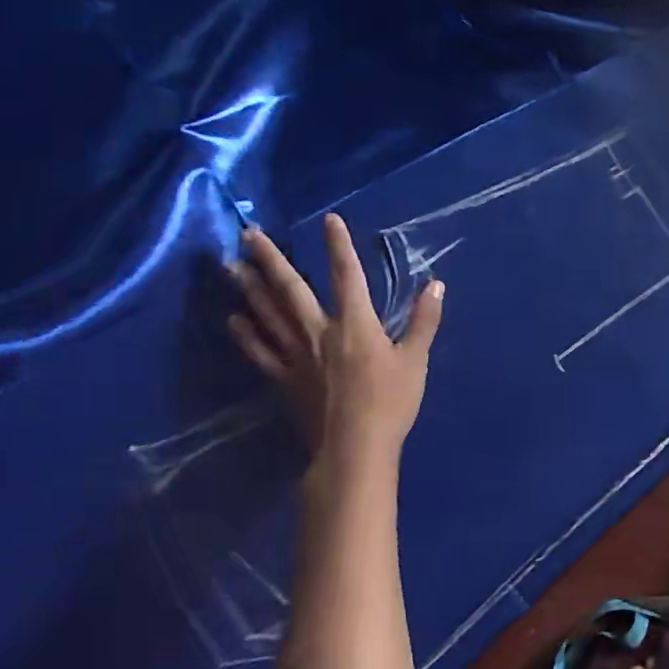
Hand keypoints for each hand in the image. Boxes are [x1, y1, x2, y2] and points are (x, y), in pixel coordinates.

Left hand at [226, 214, 443, 472]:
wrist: (353, 448)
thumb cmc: (391, 402)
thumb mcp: (415, 360)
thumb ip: (424, 321)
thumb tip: (436, 285)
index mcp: (355, 324)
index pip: (346, 276)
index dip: (338, 246)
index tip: (329, 220)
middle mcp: (319, 332)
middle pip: (291, 289)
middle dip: (271, 260)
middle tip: (249, 234)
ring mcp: (296, 356)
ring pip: (268, 315)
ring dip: (251, 289)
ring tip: (233, 266)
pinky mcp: (283, 380)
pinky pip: (259, 352)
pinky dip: (246, 334)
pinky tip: (233, 320)